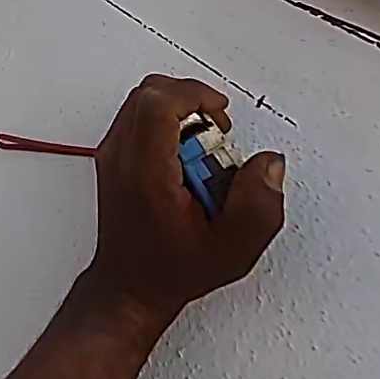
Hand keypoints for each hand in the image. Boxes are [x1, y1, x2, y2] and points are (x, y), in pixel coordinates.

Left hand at [83, 75, 285, 327]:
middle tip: (217, 128)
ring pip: (139, 101)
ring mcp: (111, 153)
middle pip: (148, 94)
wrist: (129, 284)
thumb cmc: (169, 268)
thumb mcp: (231, 249)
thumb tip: (268, 164)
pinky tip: (185, 152)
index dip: (194, 94)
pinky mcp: (111, 155)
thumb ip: (258, 204)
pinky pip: (135, 116)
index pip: (158, 104)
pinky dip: (163, 119)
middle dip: (190, 98)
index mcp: (145, 171)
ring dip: (177, 108)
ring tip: (204, 144)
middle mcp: (120, 155)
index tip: (220, 110)